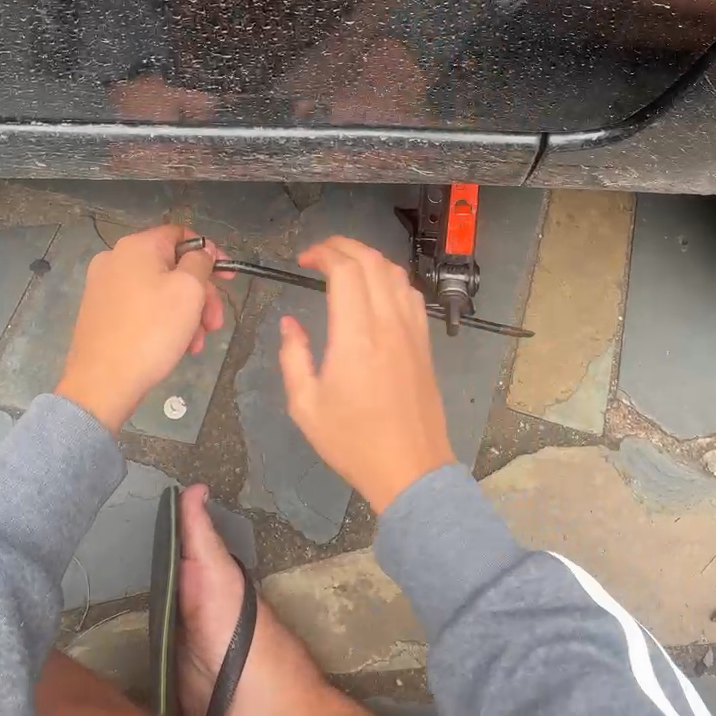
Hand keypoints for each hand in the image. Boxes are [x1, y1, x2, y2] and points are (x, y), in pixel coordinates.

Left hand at [56, 225, 227, 432]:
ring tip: (198, 343)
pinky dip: (165, 322)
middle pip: (173, 266)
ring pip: (161, 291)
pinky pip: (143, 308)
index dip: (210, 252)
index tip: (228, 277)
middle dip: (201, 294)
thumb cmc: (152, 330)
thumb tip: (200, 252)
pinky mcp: (102, 314)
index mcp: (137, 246)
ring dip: (187, 313)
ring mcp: (105, 288)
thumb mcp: (189, 289)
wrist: (103, 383)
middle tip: (216, 322)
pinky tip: (178, 347)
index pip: (182, 234)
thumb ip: (201, 262)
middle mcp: (116, 260)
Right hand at [276, 237, 453, 513]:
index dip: (323, 253)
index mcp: (356, 336)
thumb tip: (290, 323)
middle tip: (320, 253)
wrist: (411, 468)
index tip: (304, 260)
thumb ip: (293, 356)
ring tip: (345, 266)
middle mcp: (388, 324)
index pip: (346, 271)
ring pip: (396, 273)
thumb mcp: (306, 405)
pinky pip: (411, 294)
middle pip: (372, 261)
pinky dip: (391, 278)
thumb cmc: (353, 441)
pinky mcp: (425, 342)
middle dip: (344, 246)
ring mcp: (412, 331)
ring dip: (369, 259)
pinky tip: (377, 290)